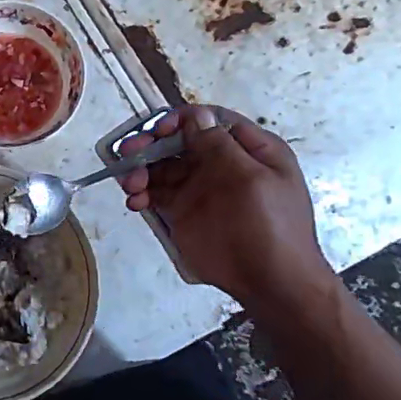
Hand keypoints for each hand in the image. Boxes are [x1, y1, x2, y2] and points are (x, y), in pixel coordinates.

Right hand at [119, 104, 335, 306]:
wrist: (272, 284)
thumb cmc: (270, 227)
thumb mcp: (252, 179)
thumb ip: (220, 145)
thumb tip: (196, 115)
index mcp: (250, 150)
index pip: (211, 121)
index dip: (182, 120)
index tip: (158, 131)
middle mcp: (223, 165)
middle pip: (181, 142)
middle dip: (152, 144)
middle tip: (128, 153)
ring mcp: (202, 190)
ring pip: (164, 168)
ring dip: (142, 169)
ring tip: (130, 185)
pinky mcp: (185, 215)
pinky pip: (158, 195)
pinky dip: (143, 194)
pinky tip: (135, 203)